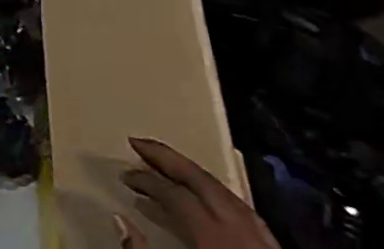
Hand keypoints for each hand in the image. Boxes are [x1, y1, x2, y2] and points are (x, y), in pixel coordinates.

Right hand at [115, 138, 280, 248]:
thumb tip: (120, 221)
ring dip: (195, 175)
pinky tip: (210, 199)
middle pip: (202, 181)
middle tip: (139, 144)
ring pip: (227, 194)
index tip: (125, 177)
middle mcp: (241, 232)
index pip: (175, 195)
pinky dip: (221, 196)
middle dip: (168, 159)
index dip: (146, 180)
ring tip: (170, 167)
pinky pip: (246, 212)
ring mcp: (264, 243)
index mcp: (215, 238)